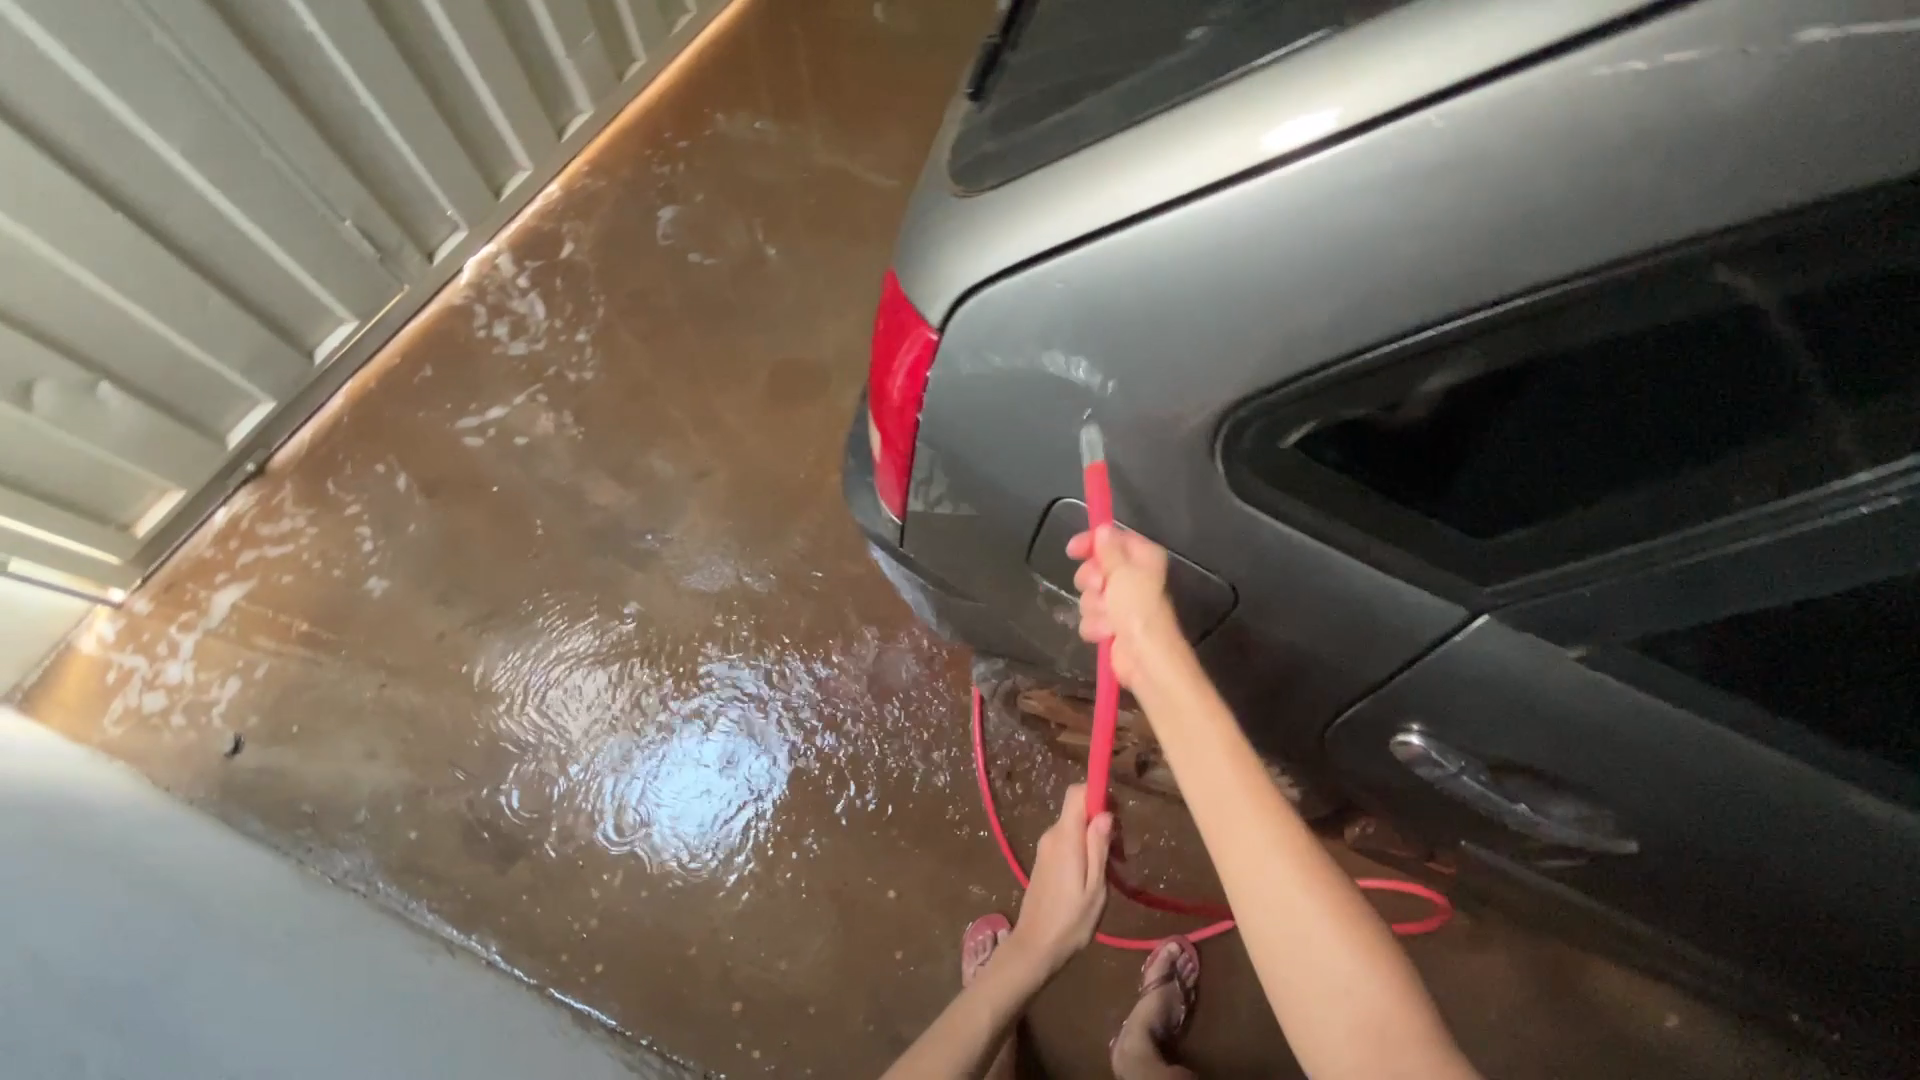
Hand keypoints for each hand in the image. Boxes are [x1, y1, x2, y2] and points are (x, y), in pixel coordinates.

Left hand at [1007, 784, 1113, 975]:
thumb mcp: (1095, 887)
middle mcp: (1052, 835)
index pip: (1076, 793)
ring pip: (1075, 826)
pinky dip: (1085, 848)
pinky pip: (1068, 841)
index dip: (1098, 794)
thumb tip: (1105, 813)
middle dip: (1104, 821)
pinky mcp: (1045, 860)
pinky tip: (1097, 874)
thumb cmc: (1071, 921)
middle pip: (1079, 810)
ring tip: (1115, 868)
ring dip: (1097, 838)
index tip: (1118, 815)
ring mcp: (1046, 847)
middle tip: (1123, 852)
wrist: (1035, 946)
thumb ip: (1098, 847)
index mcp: (1064, 837)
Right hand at [1068, 526, 1184, 691]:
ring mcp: (1120, 603)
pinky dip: (1096, 625)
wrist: (1143, 656)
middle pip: (1096, 567)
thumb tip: (1103, 529)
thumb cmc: (1138, 609)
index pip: (1112, 539)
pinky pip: (1090, 617)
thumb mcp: (1122, 572)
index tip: (1073, 549)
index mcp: (1142, 559)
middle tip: (1100, 587)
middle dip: (1091, 580)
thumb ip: (1109, 550)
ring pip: (1089, 594)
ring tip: (1109, 618)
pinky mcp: (1110, 625)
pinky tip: (1106, 633)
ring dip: (1094, 607)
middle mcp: (1132, 578)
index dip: (1092, 542)